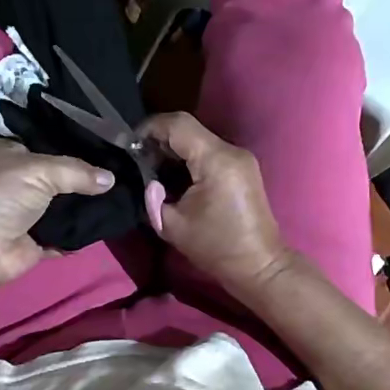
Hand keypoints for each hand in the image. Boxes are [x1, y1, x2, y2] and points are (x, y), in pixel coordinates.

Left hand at [0, 140, 113, 287]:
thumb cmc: (0, 194)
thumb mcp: (40, 170)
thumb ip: (78, 172)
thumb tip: (112, 178)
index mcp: (9, 153)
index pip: (47, 144)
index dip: (75, 145)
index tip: (108, 149)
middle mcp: (17, 180)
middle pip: (59, 177)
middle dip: (86, 178)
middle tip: (122, 174)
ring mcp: (27, 212)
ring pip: (65, 206)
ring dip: (87, 206)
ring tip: (123, 197)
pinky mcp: (37, 241)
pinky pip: (66, 234)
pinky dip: (82, 233)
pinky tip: (108, 224)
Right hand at [141, 113, 287, 290]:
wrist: (259, 265)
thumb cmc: (217, 248)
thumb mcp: (172, 225)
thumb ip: (153, 197)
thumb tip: (145, 179)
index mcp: (216, 161)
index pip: (177, 124)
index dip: (149, 128)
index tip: (130, 145)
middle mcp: (231, 151)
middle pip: (189, 129)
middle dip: (159, 141)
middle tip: (139, 161)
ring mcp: (240, 158)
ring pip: (199, 140)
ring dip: (174, 151)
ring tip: (154, 171)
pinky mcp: (242, 168)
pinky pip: (210, 153)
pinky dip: (189, 160)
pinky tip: (175, 178)